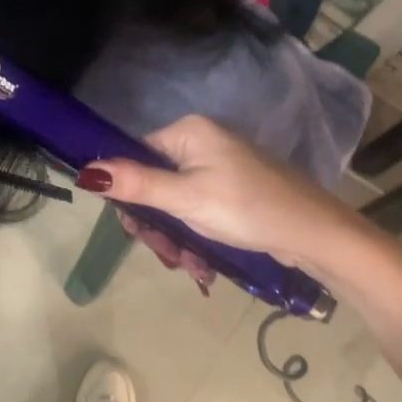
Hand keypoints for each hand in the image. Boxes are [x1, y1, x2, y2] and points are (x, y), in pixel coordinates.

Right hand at [82, 116, 367, 284]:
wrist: (315, 234)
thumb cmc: (247, 208)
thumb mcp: (186, 199)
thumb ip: (136, 184)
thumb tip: (85, 171)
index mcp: (188, 133)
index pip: (136, 155)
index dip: (128, 194)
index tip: (135, 231)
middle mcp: (201, 143)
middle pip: (154, 184)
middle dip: (157, 226)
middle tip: (169, 257)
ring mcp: (220, 168)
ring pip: (175, 204)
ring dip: (177, 240)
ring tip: (192, 269)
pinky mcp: (233, 193)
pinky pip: (198, 213)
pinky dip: (196, 239)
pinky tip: (205, 266)